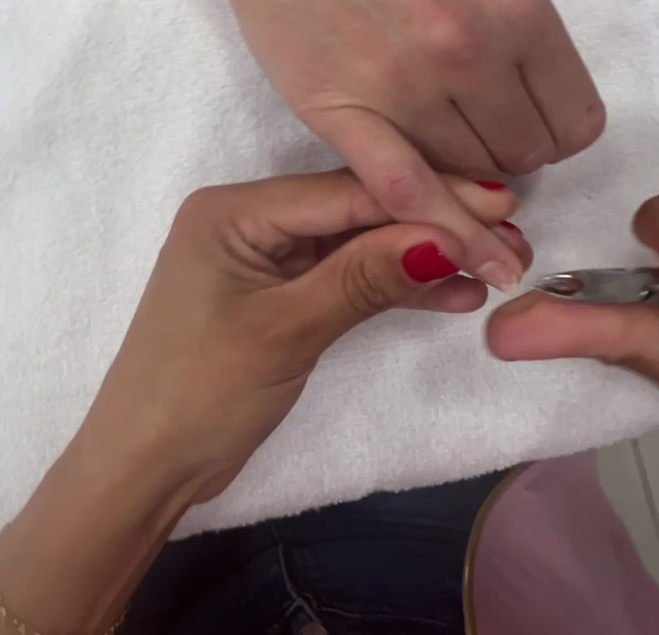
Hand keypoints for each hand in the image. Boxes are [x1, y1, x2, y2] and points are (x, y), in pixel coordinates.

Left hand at [81, 172, 524, 503]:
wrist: (146, 465)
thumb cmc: (200, 391)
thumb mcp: (283, 331)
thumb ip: (360, 279)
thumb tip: (444, 240)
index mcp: (233, 209)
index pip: (343, 192)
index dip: (423, 201)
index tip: (499, 210)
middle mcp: (248, 219)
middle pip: (353, 211)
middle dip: (430, 225)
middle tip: (512, 234)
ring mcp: (265, 257)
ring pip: (355, 245)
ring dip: (420, 258)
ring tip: (498, 267)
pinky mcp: (278, 293)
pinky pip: (342, 277)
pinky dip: (391, 287)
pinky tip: (451, 294)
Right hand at [213, 0, 601, 290]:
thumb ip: (517, 27)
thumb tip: (530, 103)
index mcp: (517, 4)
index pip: (573, 120)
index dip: (550, 133)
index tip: (522, 127)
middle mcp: (471, 50)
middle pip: (523, 157)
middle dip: (505, 153)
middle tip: (466, 129)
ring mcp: (404, 85)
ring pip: (467, 176)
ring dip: (458, 170)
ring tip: (424, 134)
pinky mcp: (341, 111)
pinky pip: (403, 191)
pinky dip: (437, 232)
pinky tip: (462, 261)